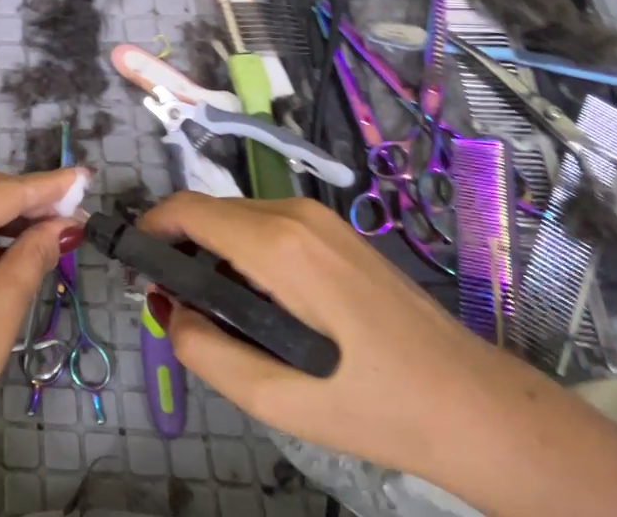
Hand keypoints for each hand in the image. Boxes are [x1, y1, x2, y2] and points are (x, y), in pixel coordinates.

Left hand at [0, 169, 85, 439]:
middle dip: (29, 198)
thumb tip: (64, 225)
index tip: (86, 177)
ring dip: (6, 214)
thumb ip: (35, 253)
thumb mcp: (2, 303)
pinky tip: (13, 243)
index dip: (50, 186)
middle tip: (75, 208)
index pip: (7, 191)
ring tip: (53, 225)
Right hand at [136, 194, 557, 480]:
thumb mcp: (274, 399)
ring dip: (215, 256)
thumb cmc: (377, 406)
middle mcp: (296, 214)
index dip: (150, 232)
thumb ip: (202, 350)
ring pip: (238, 219)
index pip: (187, 210)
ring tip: (228, 318)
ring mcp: (322, 220)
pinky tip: (267, 309)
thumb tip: (168, 310)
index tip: (138, 271)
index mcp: (277, 245)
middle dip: (182, 251)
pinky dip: (247, 255)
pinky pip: (268, 227)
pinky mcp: (339, 233)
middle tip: (184, 311)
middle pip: (210, 214)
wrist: (479, 407)